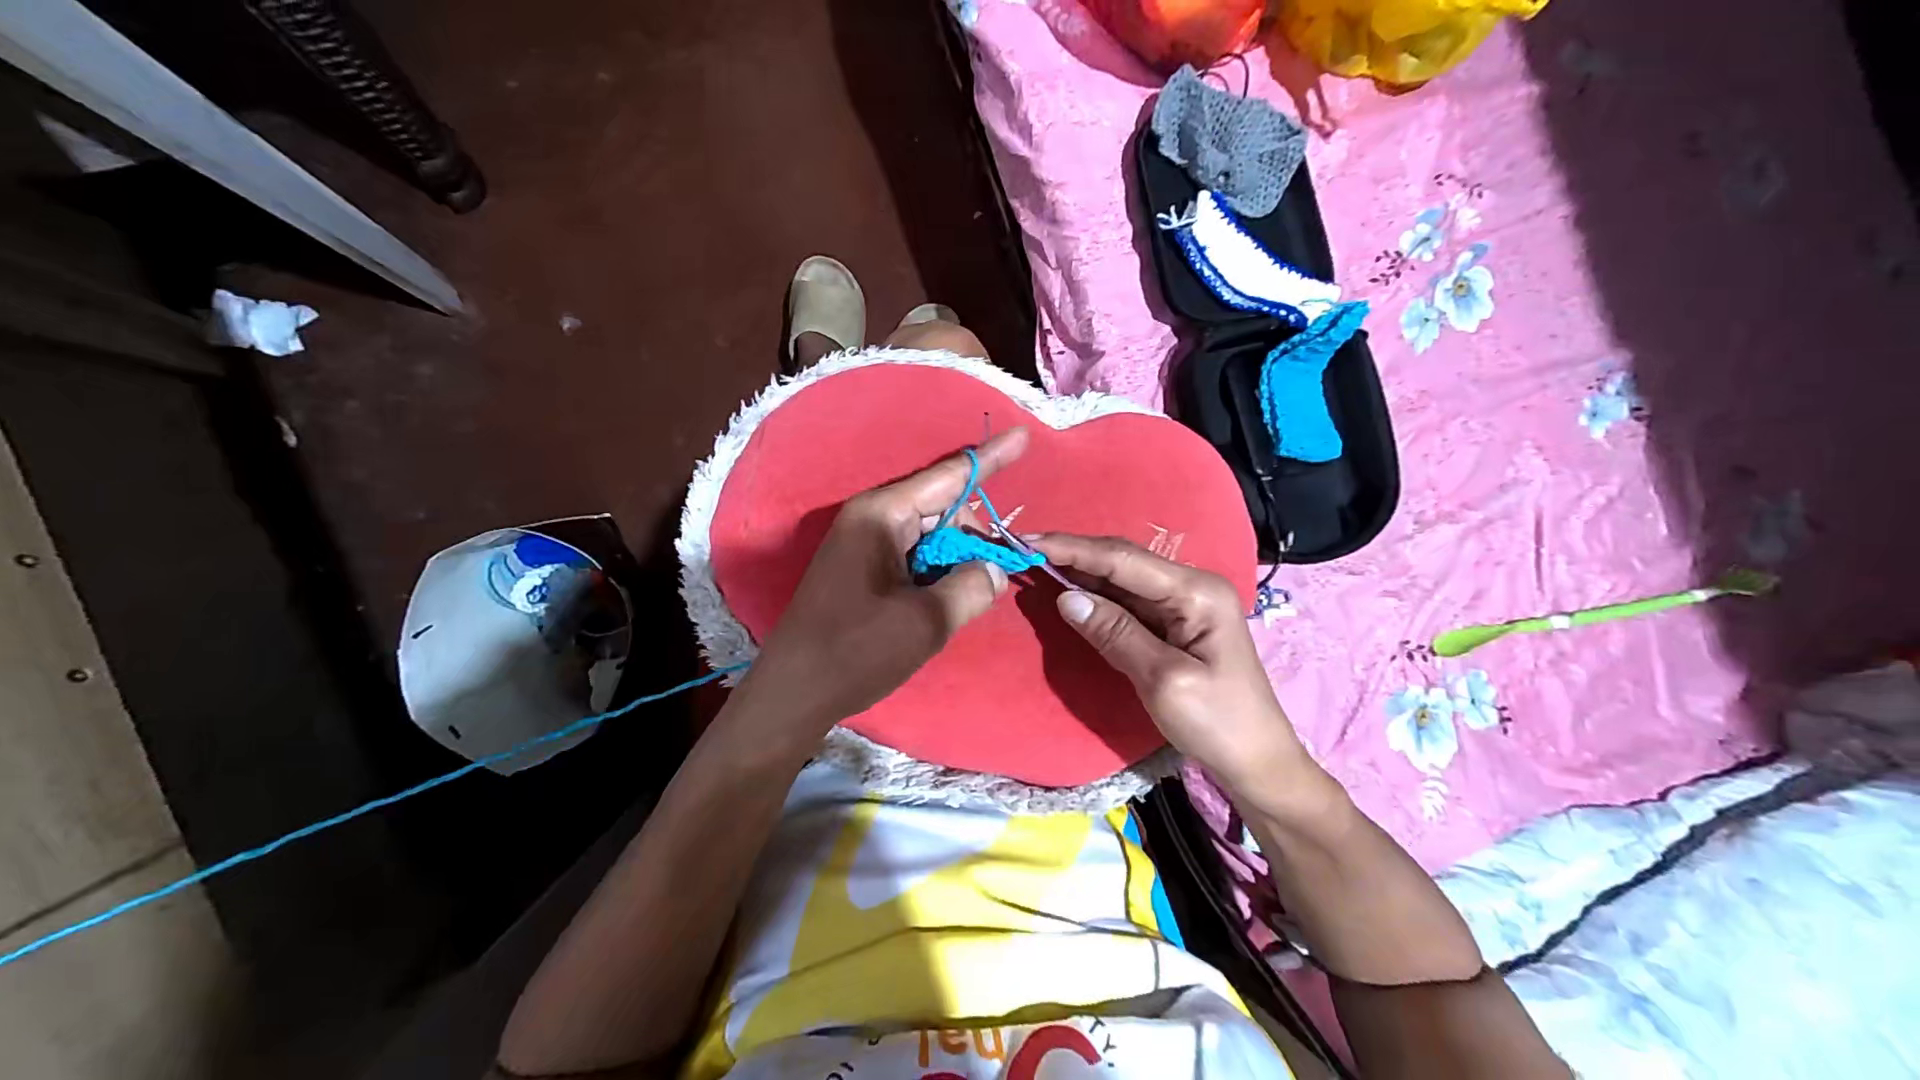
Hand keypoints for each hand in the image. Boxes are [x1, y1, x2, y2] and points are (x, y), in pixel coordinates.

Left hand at [735, 428, 1029, 730]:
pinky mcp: (862, 569)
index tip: (1024, 434)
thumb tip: (995, 568)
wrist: (794, 693)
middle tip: (1002, 564)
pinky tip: (950, 596)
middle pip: (942, 507)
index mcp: (882, 515)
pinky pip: (914, 556)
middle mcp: (871, 519)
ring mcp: (863, 544)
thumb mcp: (927, 621)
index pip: (948, 477)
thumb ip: (971, 586)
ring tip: (974, 589)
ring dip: (958, 556)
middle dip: (976, 531)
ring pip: (930, 535)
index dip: (990, 458)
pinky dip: (938, 571)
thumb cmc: (856, 651)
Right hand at [1027, 533, 1317, 802]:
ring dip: (1080, 572)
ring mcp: (1182, 605)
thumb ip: (1115, 633)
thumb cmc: (1218, 722)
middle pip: (1121, 561)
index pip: (1122, 559)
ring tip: (1034, 562)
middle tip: (1022, 548)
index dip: (1073, 549)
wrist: (1257, 762)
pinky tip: (1068, 589)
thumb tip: (1066, 597)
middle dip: (1072, 554)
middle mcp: (1190, 586)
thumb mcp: (1164, 680)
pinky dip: (1095, 595)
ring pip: (1121, 580)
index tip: (1028, 540)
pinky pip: (1127, 602)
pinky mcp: (1173, 625)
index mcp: (1196, 592)